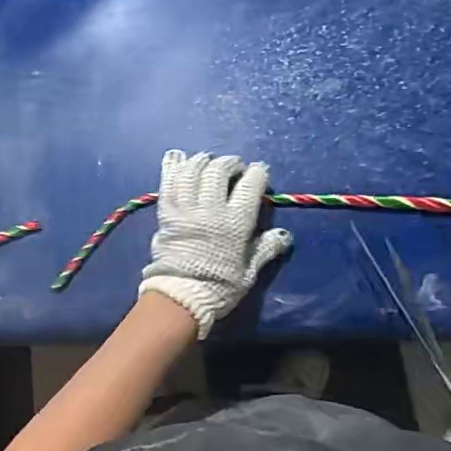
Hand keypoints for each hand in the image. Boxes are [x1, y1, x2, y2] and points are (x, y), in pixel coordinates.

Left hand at [138, 150, 291, 338]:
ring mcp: (185, 210)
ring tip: (208, 160)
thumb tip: (284, 235)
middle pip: (219, 172)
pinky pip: (168, 183)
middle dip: (229, 163)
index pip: (250, 186)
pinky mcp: (166, 213)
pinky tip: (176, 155)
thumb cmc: (219, 285)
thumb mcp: (250, 271)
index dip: (257, 173)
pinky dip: (172, 166)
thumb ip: (266, 249)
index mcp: (235, 223)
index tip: (259, 170)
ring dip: (201, 161)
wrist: (181, 294)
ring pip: (193, 173)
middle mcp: (210, 210)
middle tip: (234, 165)